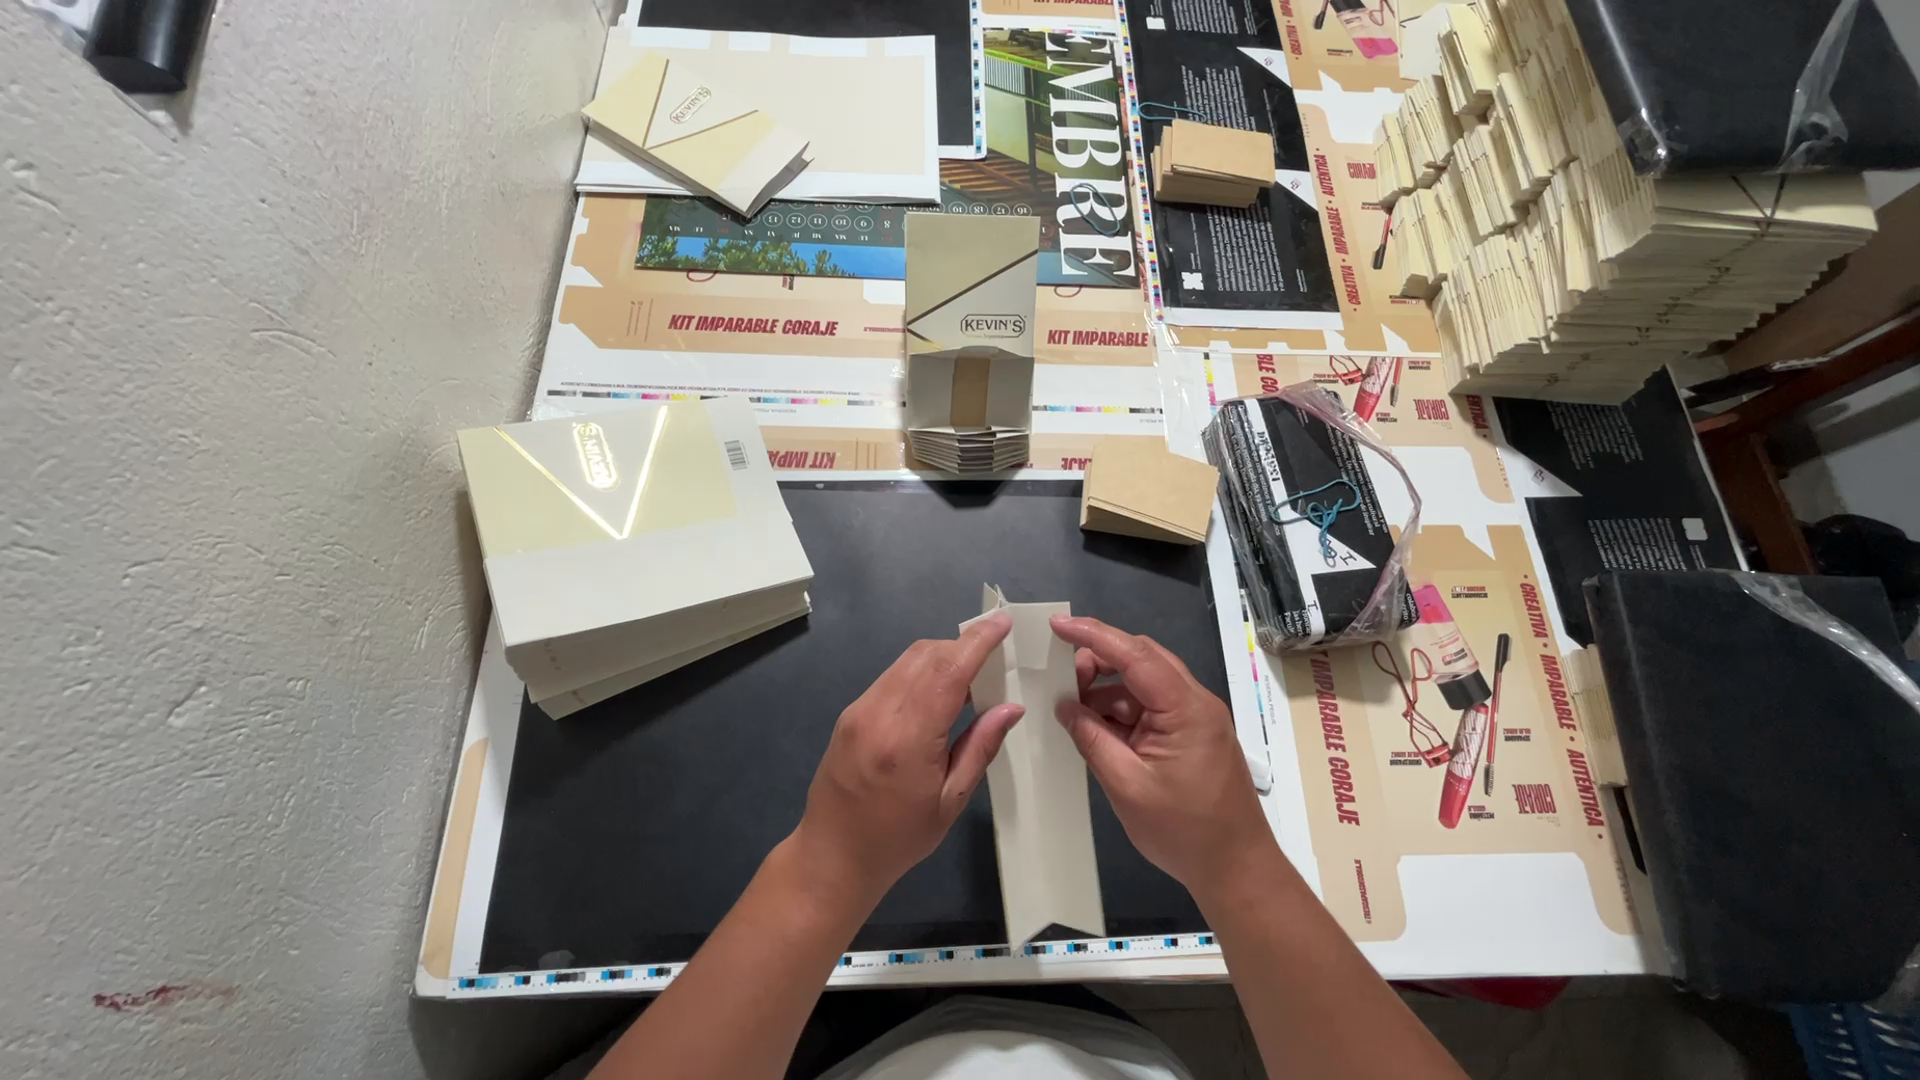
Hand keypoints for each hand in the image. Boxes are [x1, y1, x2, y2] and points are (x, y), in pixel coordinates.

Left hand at [794, 614, 1025, 900]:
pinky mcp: (850, 714)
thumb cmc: (898, 838)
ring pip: (906, 661)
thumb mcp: (949, 801)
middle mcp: (878, 713)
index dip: (977, 641)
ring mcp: (858, 710)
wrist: (832, 856)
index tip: (1002, 622)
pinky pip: (891, 677)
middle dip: (962, 645)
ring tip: (970, 677)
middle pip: (925, 655)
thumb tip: (1011, 707)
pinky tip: (937, 695)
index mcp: (907, 738)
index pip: (947, 671)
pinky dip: (919, 672)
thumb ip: (980, 748)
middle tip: (994, 658)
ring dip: (941, 657)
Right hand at [1050, 615, 1273, 899]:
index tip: (1058, 625)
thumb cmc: (1184, 831)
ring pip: (1143, 684)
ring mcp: (1194, 718)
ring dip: (1106, 690)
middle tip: (1060, 677)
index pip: (1136, 655)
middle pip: (1142, 660)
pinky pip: (1149, 708)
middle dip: (1099, 660)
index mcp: (1186, 708)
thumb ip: (1092, 740)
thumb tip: (1064, 707)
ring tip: (1071, 707)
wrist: (1236, 870)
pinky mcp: (1189, 735)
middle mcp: (1195, 702)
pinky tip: (1094, 726)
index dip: (1095, 636)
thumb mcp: (1127, 785)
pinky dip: (1119, 711)